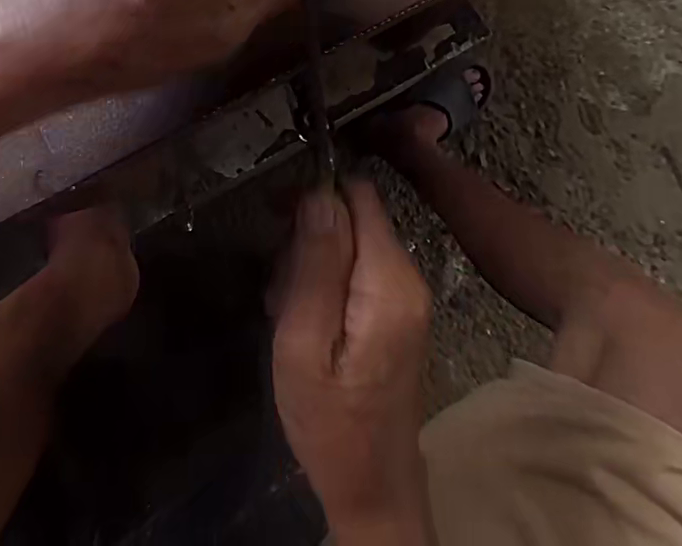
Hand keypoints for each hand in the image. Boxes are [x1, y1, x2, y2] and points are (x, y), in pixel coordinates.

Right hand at [273, 179, 436, 545]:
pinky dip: (320, 280)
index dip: (313, 194)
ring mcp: (404, 296)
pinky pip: (352, 268)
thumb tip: (319, 194)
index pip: (357, 196)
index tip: (274, 216)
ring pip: (347, 241)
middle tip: (276, 281)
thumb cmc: (328, 421)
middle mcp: (407, 278)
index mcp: (388, 281)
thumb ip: (314, 265)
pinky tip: (301, 316)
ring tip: (285, 306)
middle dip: (305, 233)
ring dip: (307, 260)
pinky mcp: (394, 311)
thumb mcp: (304, 341)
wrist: (371, 487)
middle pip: (352, 215)